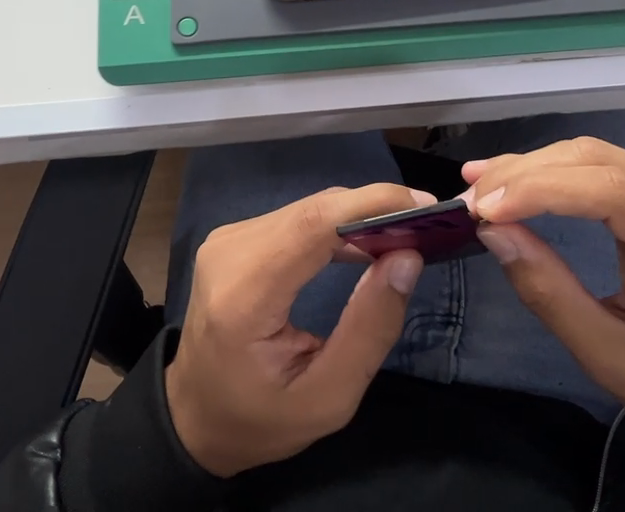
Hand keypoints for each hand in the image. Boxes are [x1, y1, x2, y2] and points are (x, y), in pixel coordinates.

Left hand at [165, 184, 430, 476]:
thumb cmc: (259, 420)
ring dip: (359, 215)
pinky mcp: (235, 238)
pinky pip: (297, 218)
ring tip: (408, 232)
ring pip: (309, 208)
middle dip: (376, 208)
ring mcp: (228, 240)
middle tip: (430, 223)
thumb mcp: (328, 398)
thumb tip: (407, 257)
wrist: (193, 419)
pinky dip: (337, 223)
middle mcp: (230, 252)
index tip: (426, 206)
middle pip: (314, 210)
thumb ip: (369, 329)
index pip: (313, 225)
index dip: (372, 205)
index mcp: (244, 294)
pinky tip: (368, 241)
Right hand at [462, 138, 624, 464]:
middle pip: (603, 163)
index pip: (618, 194)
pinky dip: (551, 170)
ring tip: (478, 185)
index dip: (545, 191)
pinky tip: (510, 176)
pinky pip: (603, 166)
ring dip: (532, 167)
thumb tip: (492, 229)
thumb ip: (550, 292)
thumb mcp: (608, 357)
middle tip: (470, 199)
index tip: (485, 208)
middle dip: (528, 174)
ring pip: (598, 155)